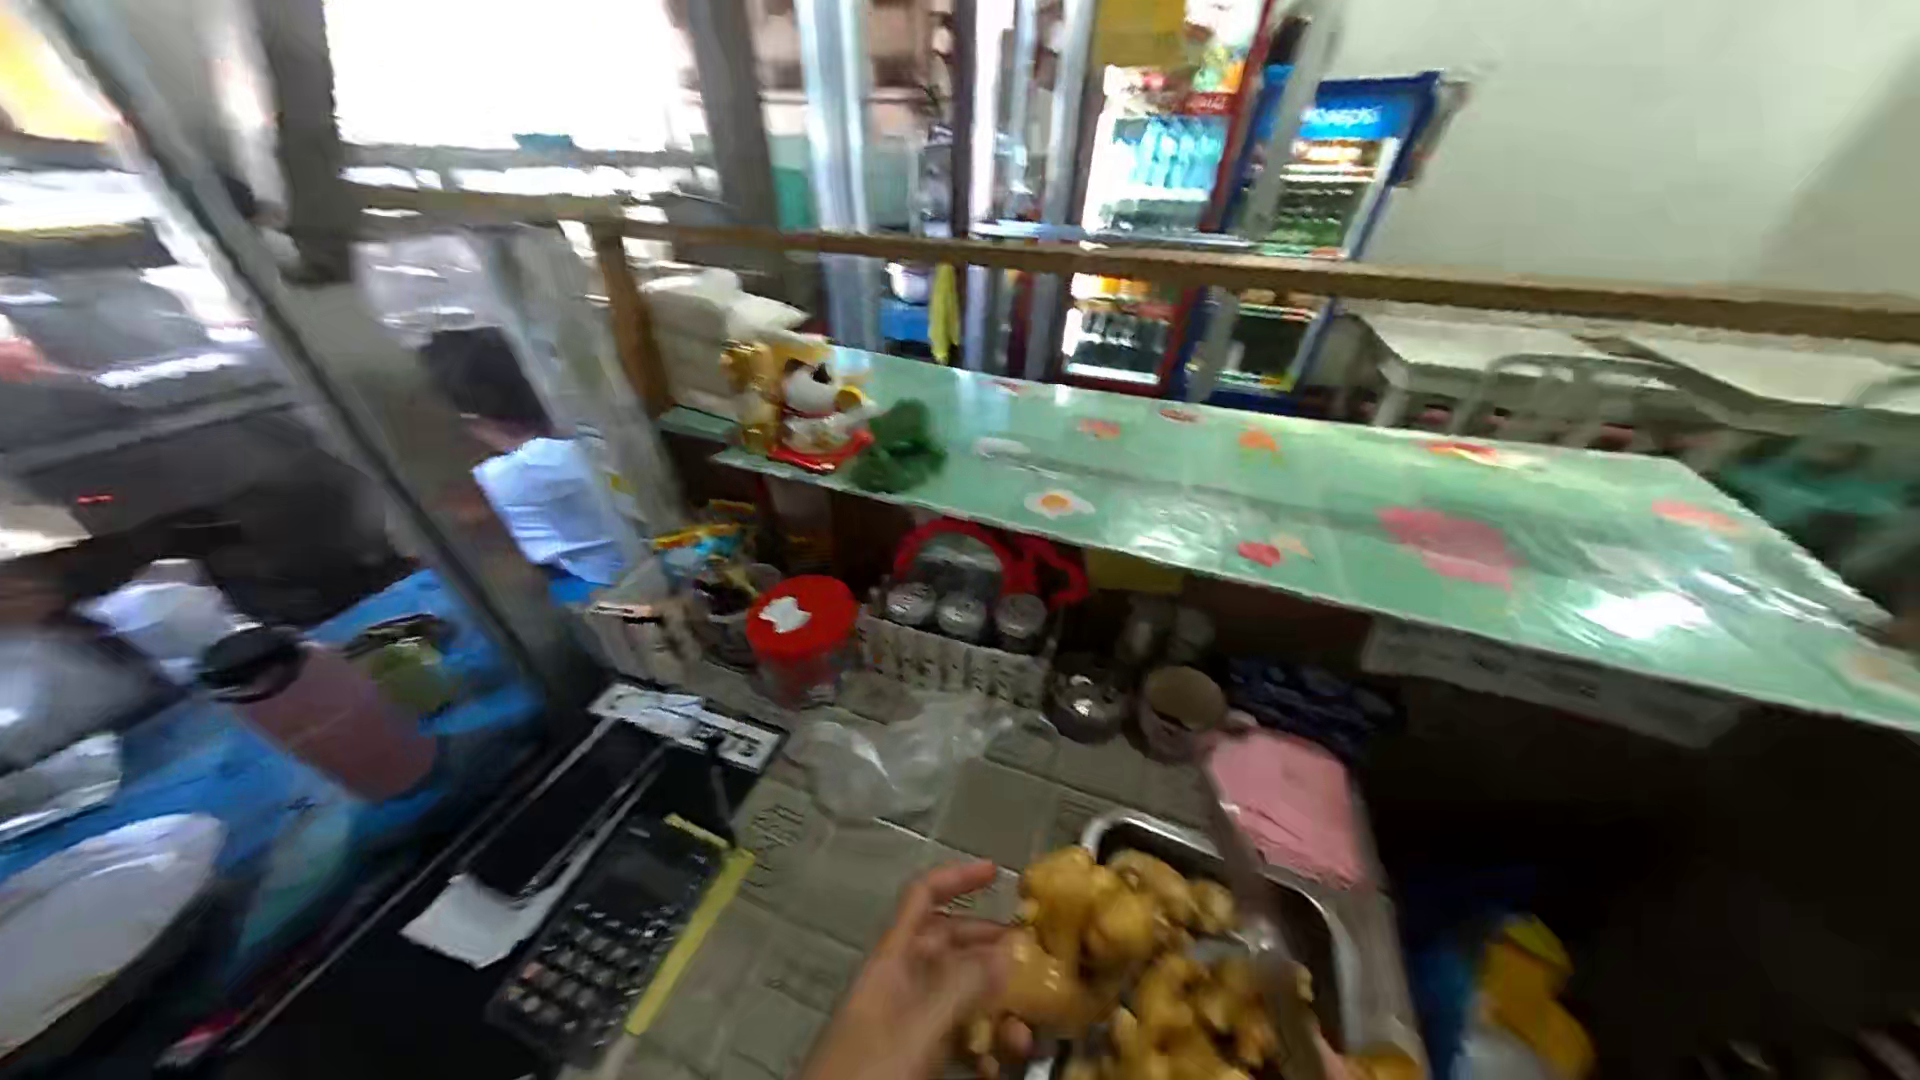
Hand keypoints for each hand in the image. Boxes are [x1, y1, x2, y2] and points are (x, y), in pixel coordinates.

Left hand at [798, 860, 1026, 1079]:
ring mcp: (908, 1022)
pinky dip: (981, 1045)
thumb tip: (1007, 950)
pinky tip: (999, 1066)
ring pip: (959, 996)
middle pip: (950, 945)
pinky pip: (955, 1038)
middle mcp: (900, 981)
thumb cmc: (866, 1073)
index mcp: (892, 959)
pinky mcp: (914, 1060)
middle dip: (990, 948)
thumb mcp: (916, 1030)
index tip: (998, 874)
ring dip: (994, 1007)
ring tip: (1024, 1033)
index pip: (923, 897)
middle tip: (1031, 959)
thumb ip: (961, 988)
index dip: (958, 878)